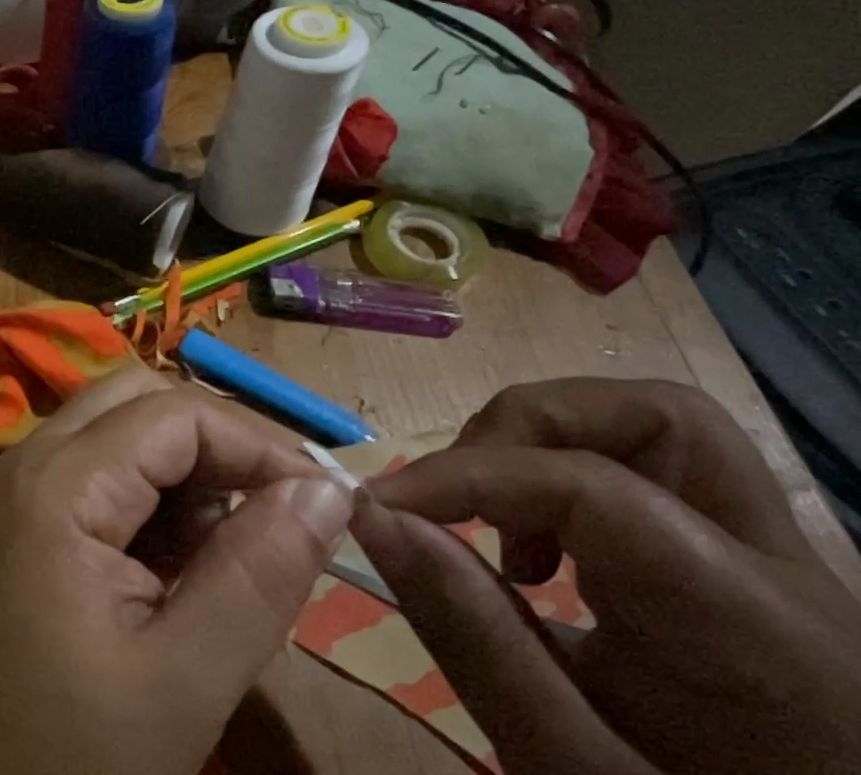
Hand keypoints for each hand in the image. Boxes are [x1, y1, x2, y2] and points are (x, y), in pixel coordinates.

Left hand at [0, 369, 353, 774]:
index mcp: (56, 486)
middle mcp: (29, 462)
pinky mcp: (27, 518)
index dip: (260, 445)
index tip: (328, 506)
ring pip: (124, 432)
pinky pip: (104, 473)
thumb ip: (257, 574)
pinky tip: (182, 572)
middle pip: (141, 402)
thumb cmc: (72, 749)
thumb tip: (328, 488)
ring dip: (191, 475)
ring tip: (231, 561)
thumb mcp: (183, 679)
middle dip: (222, 446)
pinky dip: (158, 502)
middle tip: (281, 520)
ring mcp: (21, 487)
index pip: (175, 412)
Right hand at [353, 378, 860, 774]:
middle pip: (655, 414)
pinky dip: (566, 484)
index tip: (374, 506)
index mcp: (744, 624)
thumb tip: (374, 518)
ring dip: (546, 450)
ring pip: (655, 429)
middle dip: (527, 427)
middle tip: (459, 499)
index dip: (464, 475)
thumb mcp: (567, 765)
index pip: (591, 484)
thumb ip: (473, 638)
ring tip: (497, 535)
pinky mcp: (739, 572)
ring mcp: (772, 564)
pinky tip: (535, 560)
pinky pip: (650, 475)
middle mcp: (779, 569)